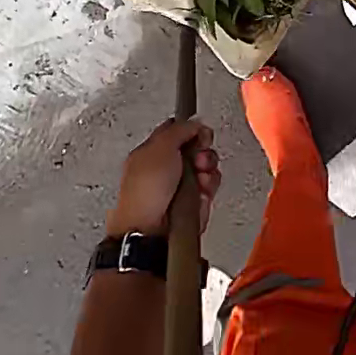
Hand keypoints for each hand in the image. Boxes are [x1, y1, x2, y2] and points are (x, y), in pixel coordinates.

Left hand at [107, 119, 220, 236]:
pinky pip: (211, 187)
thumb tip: (196, 123)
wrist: (152, 231)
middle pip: (198, 147)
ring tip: (198, 179)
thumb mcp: (161, 147)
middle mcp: (167, 167)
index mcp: (153, 151)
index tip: (198, 134)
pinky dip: (209, 188)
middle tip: (197, 159)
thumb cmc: (145, 192)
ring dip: (207, 171)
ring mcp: (181, 185)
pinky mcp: (194, 202)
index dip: (192, 129)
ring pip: (207, 167)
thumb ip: (180, 129)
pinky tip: (199, 192)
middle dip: (203, 151)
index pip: (179, 130)